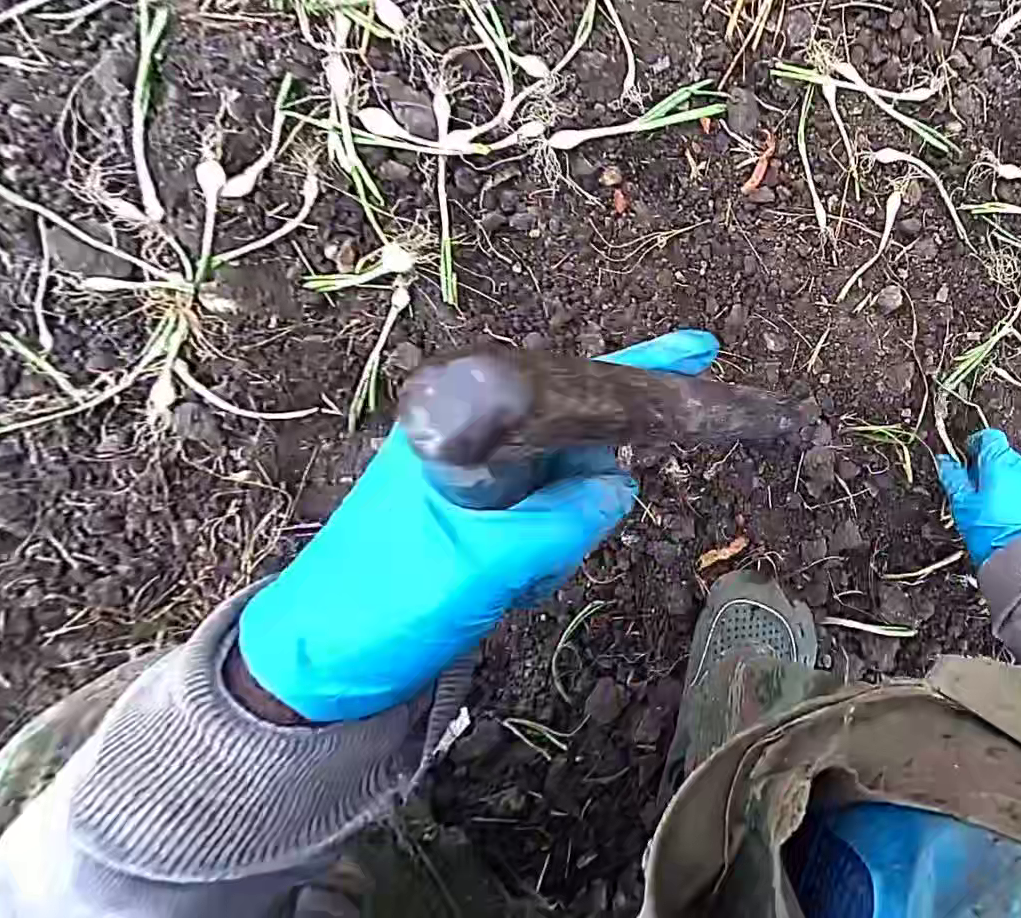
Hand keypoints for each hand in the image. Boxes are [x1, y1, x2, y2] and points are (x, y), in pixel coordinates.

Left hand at [237, 330, 719, 721]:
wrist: (320, 669)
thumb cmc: (384, 601)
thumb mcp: (483, 562)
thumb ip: (565, 519)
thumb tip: (621, 486)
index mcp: (468, 424)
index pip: (570, 383)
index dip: (640, 367)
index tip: (700, 349)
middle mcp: (485, 438)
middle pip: (584, 436)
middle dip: (593, 486)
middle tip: (554, 544)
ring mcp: (494, 479)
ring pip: (578, 483)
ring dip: (570, 530)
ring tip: (522, 577)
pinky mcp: (500, 515)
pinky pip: (561, 516)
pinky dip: (559, 548)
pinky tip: (523, 580)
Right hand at [934, 429, 1020, 567]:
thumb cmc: (992, 534)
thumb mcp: (963, 506)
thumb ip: (954, 479)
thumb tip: (945, 462)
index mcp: (998, 463)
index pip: (988, 438)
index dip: (976, 446)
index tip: (969, 460)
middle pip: (1005, 458)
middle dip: (993, 471)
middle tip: (981, 495)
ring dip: (1012, 487)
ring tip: (1001, 514)